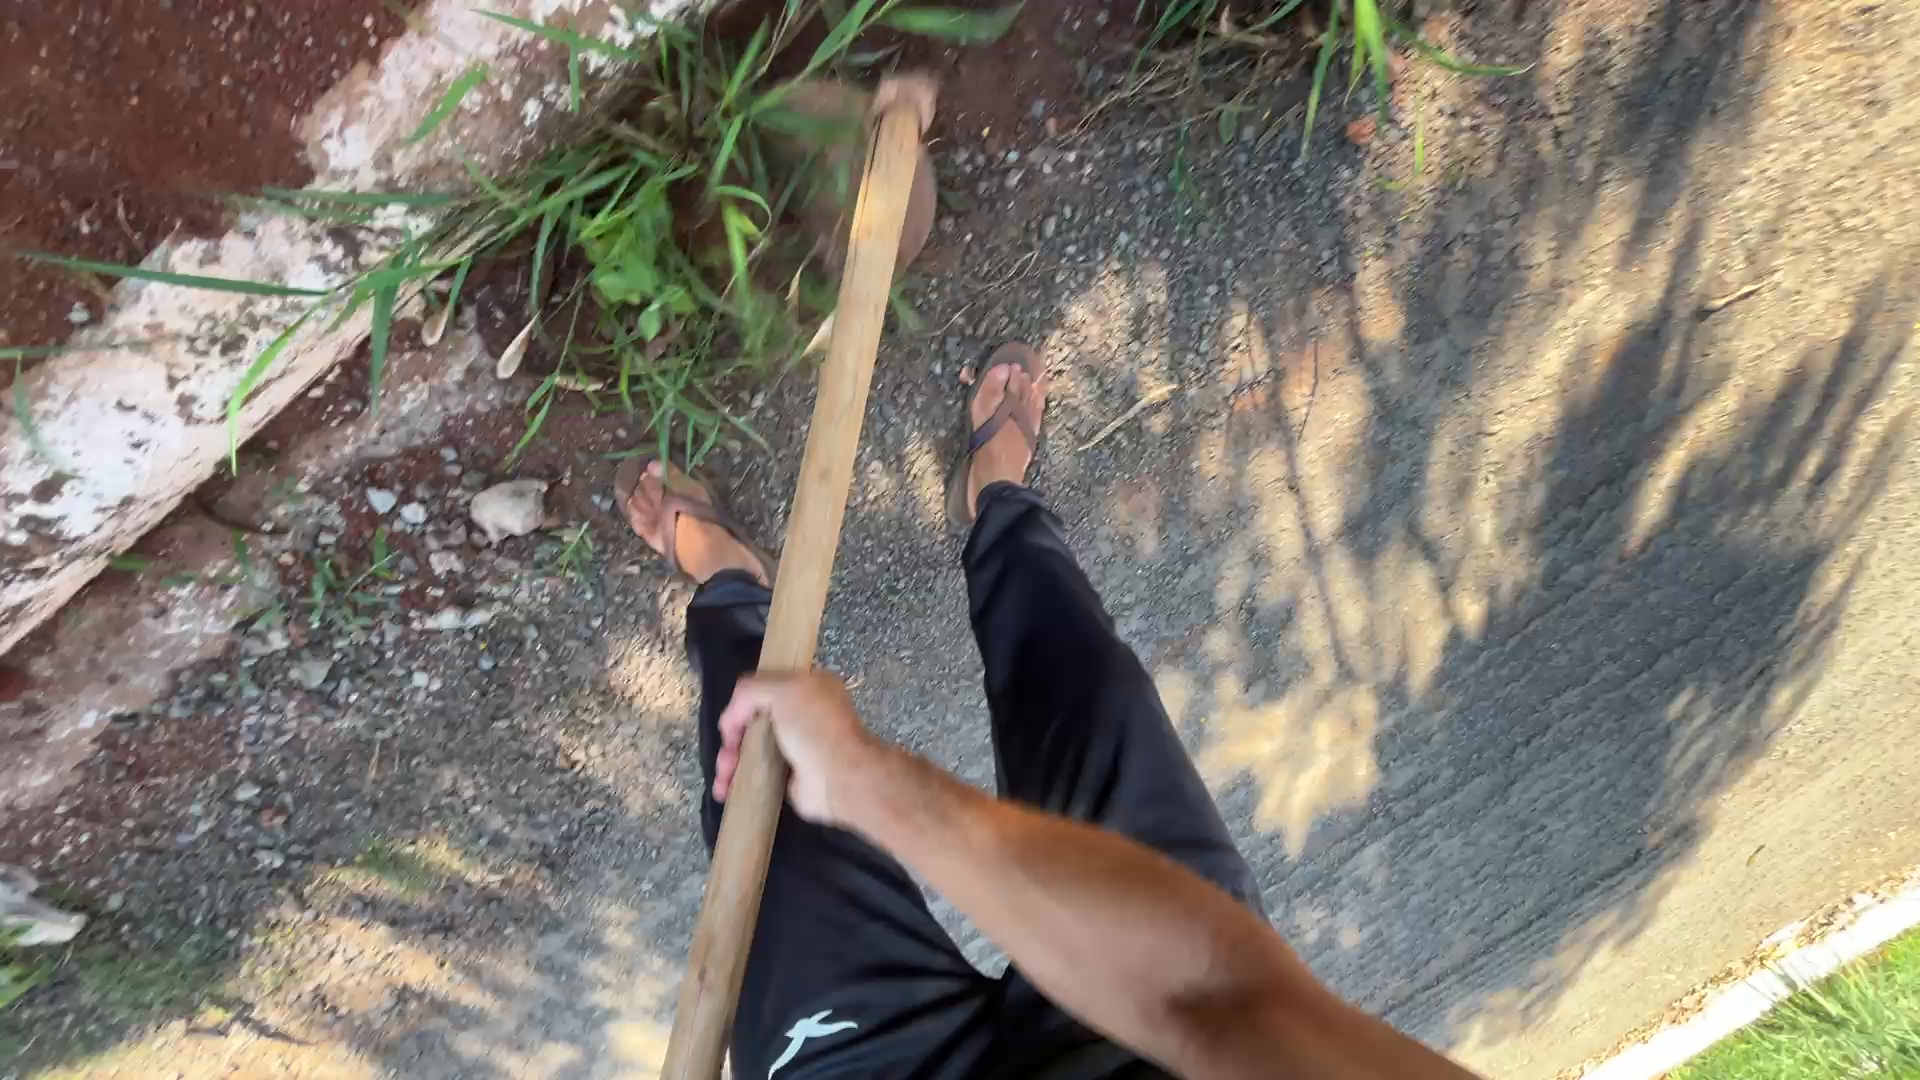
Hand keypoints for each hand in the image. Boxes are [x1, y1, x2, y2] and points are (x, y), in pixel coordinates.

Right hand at [715, 671, 882, 826]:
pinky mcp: (786, 773)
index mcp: (808, 685)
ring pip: (749, 746)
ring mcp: (794, 743)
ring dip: (730, 760)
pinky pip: (753, 771)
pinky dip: (735, 778)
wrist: (839, 777)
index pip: (765, 684)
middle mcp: (801, 712)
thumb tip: (731, 715)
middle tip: (728, 751)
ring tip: (725, 776)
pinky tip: (725, 788)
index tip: (732, 718)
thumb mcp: (784, 690)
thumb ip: (751, 689)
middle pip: (752, 718)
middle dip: (732, 735)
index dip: (744, 700)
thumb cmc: (815, 727)